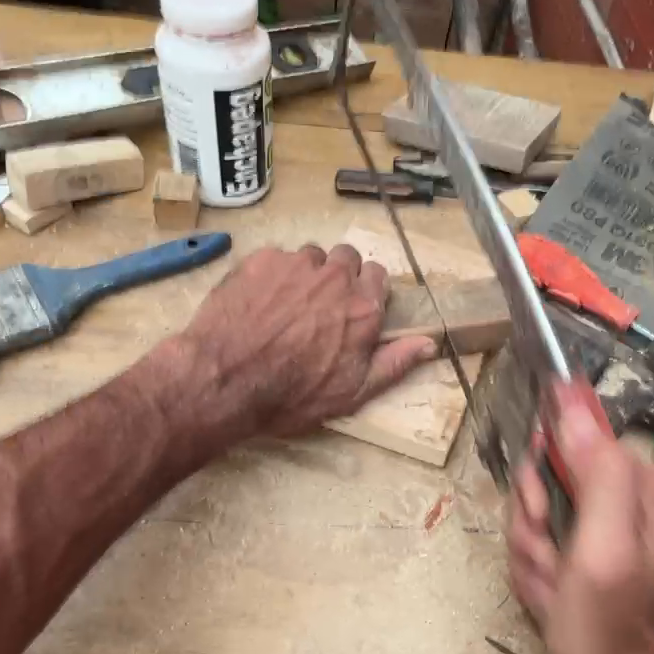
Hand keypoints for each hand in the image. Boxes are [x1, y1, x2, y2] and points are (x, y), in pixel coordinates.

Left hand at [179, 244, 436, 437]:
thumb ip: (393, 363)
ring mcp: (296, 265)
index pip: (378, 276)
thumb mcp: (351, 393)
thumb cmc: (290, 396)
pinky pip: (276, 258)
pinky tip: (259, 303)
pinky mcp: (261, 260)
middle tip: (320, 309)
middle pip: (347, 259)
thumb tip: (429, 344)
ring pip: (311, 257)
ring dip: (306, 275)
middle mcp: (335, 278)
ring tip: (285, 308)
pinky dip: (272, 275)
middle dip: (338, 278)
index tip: (352, 312)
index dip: (365, 292)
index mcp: (363, 309)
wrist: (224, 380)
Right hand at [506, 387, 653, 653]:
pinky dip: (534, 573)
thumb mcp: (604, 543)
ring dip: (530, 555)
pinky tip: (550, 596)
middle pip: (539, 480)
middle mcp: (614, 492)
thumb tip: (569, 397)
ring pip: (530, 515)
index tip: (540, 517)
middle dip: (531, 526)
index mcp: (628, 478)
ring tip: (552, 587)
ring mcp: (594, 524)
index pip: (562, 439)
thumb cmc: (612, 621)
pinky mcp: (579, 551)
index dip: (537, 479)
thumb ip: (594, 470)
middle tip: (549, 561)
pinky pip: (534, 543)